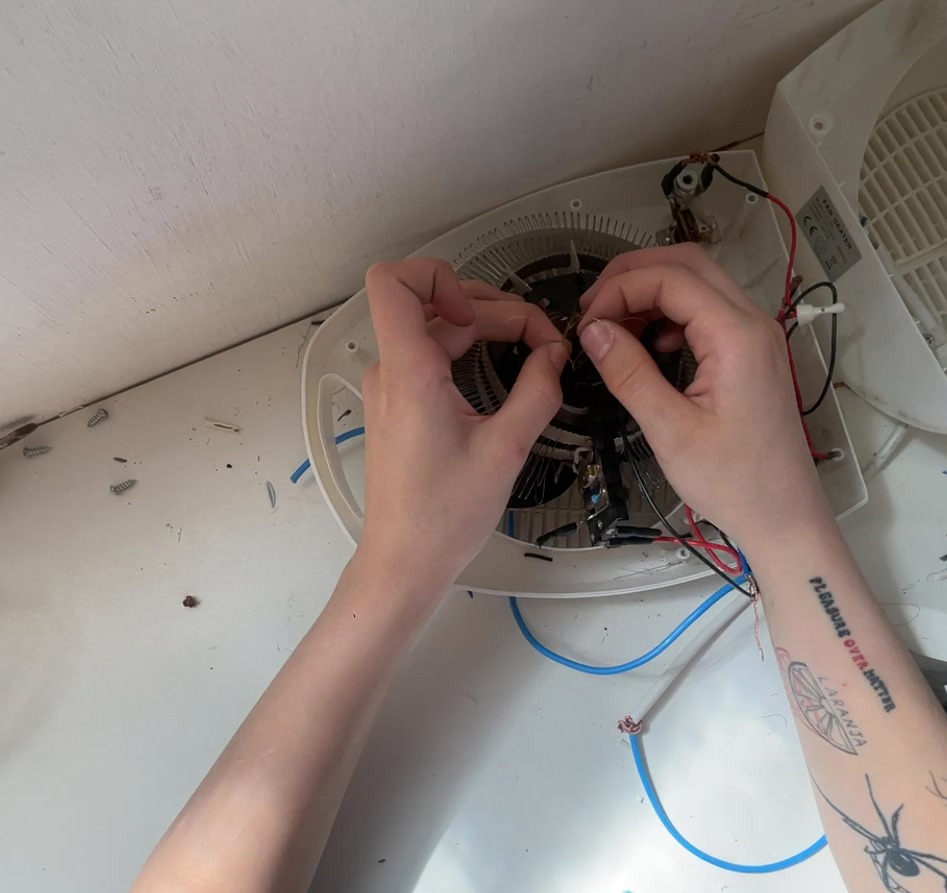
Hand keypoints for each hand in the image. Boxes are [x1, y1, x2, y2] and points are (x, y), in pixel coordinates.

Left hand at [355, 258, 569, 589]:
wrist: (404, 560)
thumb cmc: (442, 517)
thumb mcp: (505, 452)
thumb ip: (536, 393)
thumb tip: (555, 355)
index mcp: (409, 374)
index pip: (393, 283)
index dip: (439, 276)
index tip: (483, 312)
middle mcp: (391, 373)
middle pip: (434, 304)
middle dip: (492, 309)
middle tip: (542, 340)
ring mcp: (391, 388)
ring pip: (435, 329)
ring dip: (482, 329)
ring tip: (531, 348)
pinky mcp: (398, 404)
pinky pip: (430, 357)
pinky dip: (467, 352)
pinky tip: (503, 370)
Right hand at [577, 246, 824, 547]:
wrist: (781, 514)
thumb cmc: (733, 481)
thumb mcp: (670, 430)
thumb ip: (630, 373)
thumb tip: (594, 331)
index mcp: (736, 337)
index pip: (671, 278)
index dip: (620, 290)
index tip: (587, 322)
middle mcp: (752, 324)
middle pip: (688, 264)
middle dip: (634, 275)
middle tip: (593, 307)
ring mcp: (756, 337)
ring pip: (699, 283)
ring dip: (652, 292)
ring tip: (613, 325)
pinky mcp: (750, 354)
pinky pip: (708, 312)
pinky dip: (671, 314)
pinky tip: (650, 344)